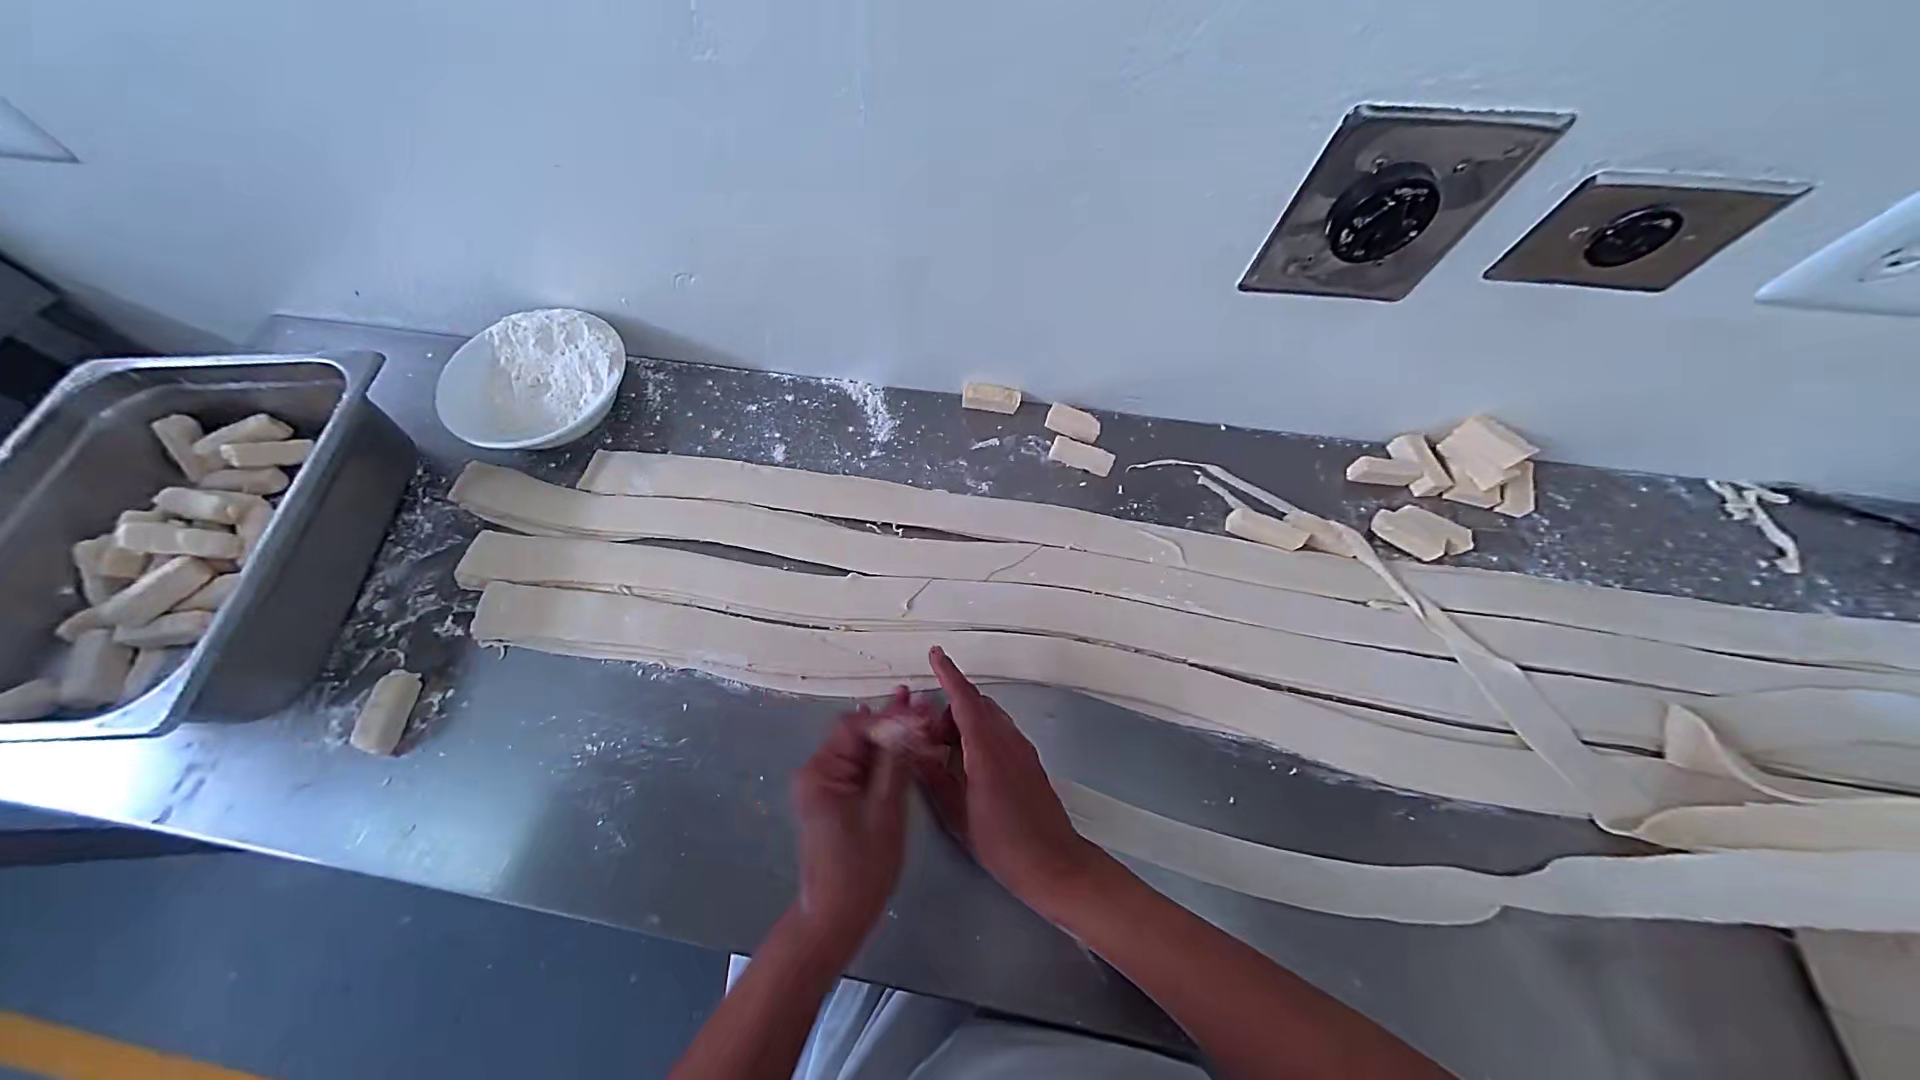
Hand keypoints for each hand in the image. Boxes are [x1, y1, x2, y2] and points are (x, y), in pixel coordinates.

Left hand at [788, 696, 912, 954]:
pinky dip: (882, 756)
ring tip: (921, 719)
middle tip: (924, 707)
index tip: (920, 710)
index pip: (856, 727)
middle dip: (891, 720)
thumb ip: (893, 764)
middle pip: (856, 733)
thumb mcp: (884, 812)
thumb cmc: (860, 870)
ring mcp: (824, 784)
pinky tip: (904, 744)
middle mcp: (816, 771)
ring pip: (860, 747)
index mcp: (821, 772)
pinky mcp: (834, 797)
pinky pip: (859, 766)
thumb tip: (905, 723)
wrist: (834, 918)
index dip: (890, 716)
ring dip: (889, 735)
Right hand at [914, 647, 1109, 916]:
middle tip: (927, 734)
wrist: (1053, 863)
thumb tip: (916, 753)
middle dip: (949, 709)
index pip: (964, 699)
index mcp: (986, 749)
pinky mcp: (1029, 761)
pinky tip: (968, 762)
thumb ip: (934, 777)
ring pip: (989, 718)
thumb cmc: (1005, 843)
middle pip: (975, 705)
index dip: (948, 674)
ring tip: (944, 752)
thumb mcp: (958, 813)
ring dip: (965, 722)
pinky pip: (1000, 732)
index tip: (936, 656)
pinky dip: (980, 734)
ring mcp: (1021, 750)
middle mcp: (1007, 741)